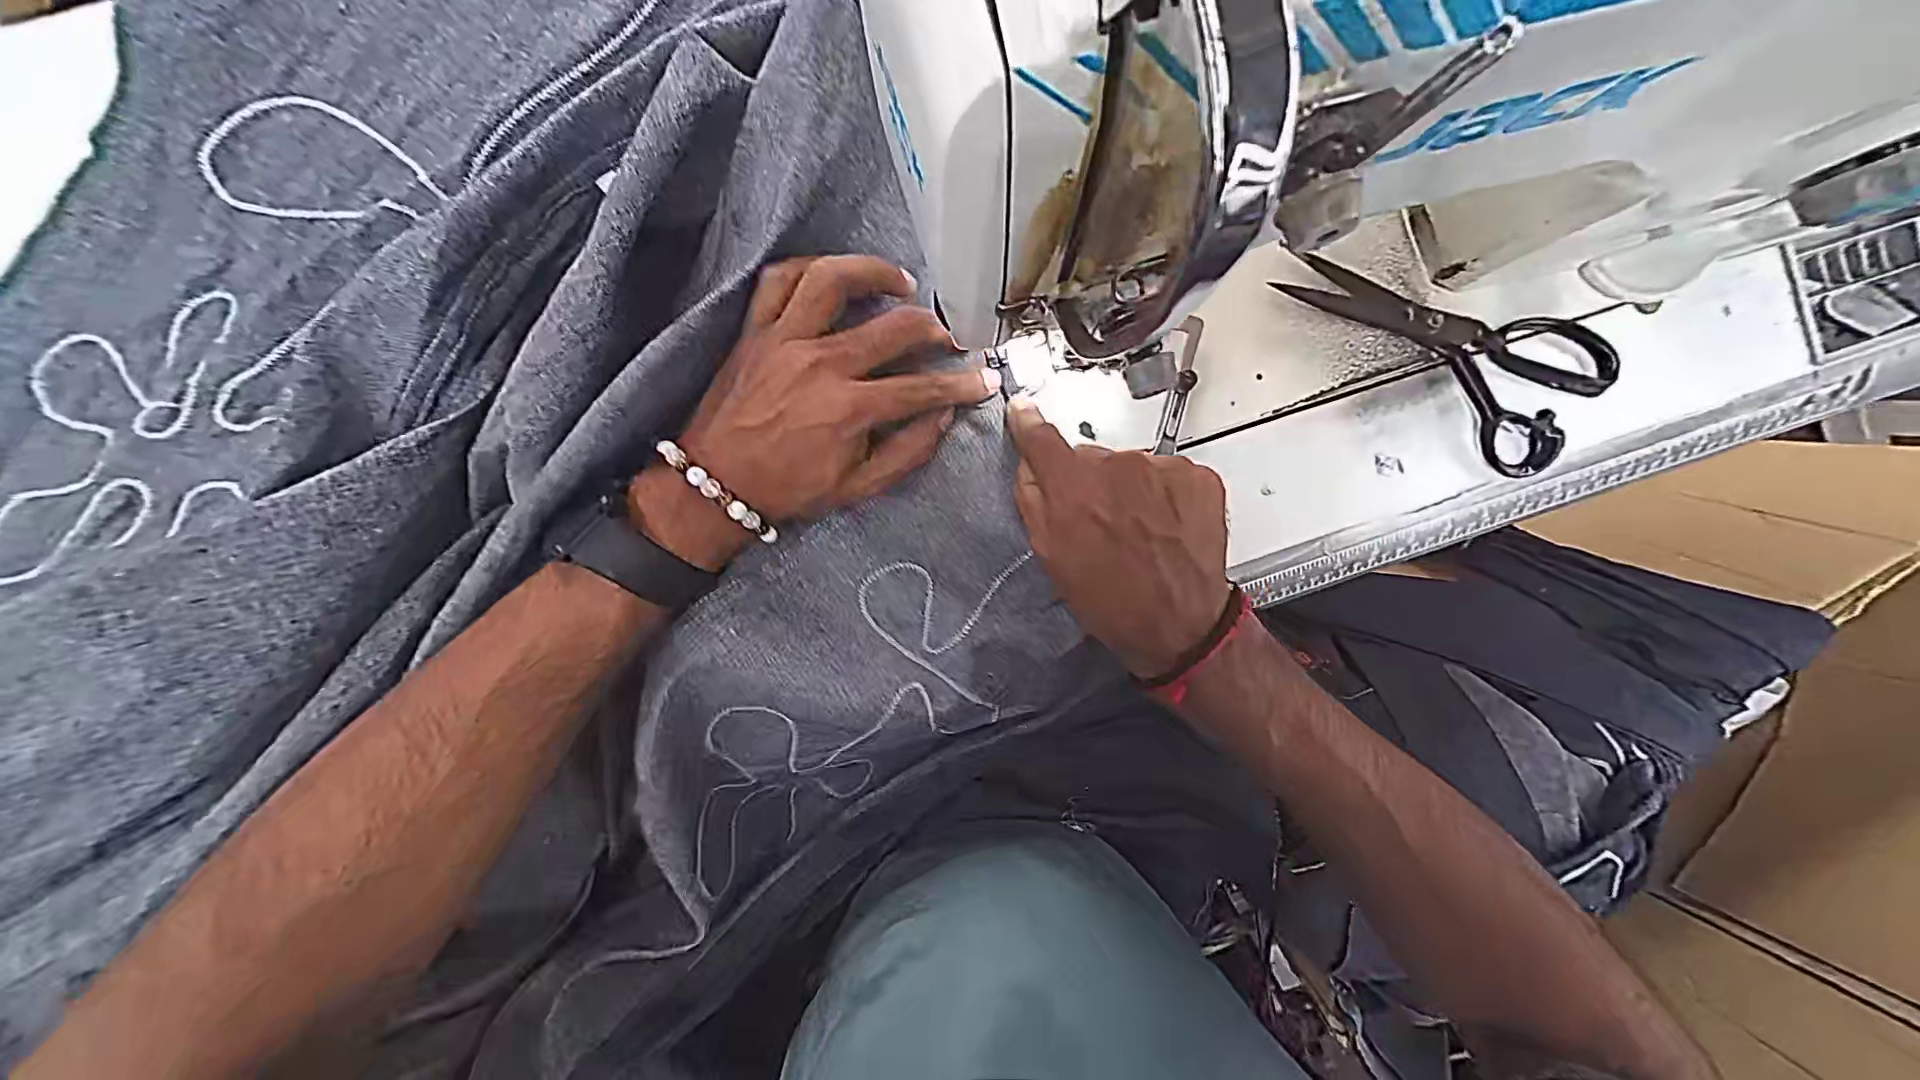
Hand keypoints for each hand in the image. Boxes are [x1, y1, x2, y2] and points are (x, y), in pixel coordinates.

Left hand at [629, 255, 997, 569]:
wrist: (717, 483)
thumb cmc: (788, 489)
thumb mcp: (857, 487)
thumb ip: (906, 452)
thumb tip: (943, 418)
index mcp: (848, 410)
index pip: (921, 388)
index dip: (960, 385)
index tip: (982, 380)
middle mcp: (821, 365)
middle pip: (894, 327)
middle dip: (934, 330)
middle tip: (947, 338)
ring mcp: (785, 341)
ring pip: (833, 280)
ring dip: (875, 272)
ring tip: (901, 282)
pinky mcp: (756, 332)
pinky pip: (780, 280)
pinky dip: (810, 268)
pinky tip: (834, 275)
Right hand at [1007, 396, 1232, 678]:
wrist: (1179, 624)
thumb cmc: (1114, 600)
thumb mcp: (1052, 556)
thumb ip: (1032, 500)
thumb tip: (1028, 466)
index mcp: (1072, 489)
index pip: (1040, 436)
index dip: (1028, 423)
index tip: (1024, 412)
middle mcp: (1116, 469)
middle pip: (1089, 455)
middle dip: (1089, 481)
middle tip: (1101, 522)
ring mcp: (1161, 469)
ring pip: (1130, 464)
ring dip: (1129, 489)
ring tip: (1137, 532)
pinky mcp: (1196, 476)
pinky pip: (1166, 472)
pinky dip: (1163, 493)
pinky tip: (1162, 526)